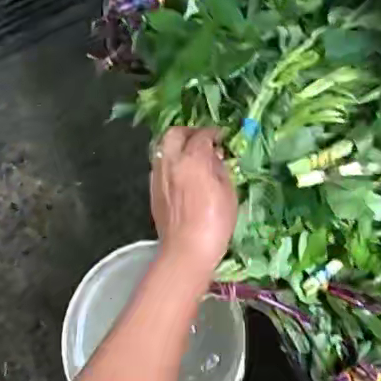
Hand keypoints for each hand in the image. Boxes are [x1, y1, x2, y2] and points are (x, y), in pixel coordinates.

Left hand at [149, 127, 235, 267]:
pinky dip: (171, 161)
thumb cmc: (214, 222)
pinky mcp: (152, 189)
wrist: (186, 249)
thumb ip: (220, 169)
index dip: (213, 133)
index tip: (221, 137)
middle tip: (202, 140)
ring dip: (177, 146)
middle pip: (174, 133)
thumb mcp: (228, 193)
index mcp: (191, 160)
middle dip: (189, 132)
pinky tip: (182, 173)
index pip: (201, 136)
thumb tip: (214, 157)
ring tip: (192, 156)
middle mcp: (170, 162)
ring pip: (163, 148)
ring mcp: (157, 175)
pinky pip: (160, 165)